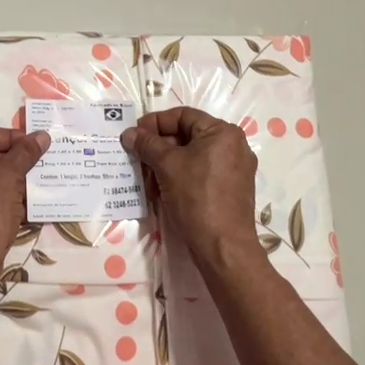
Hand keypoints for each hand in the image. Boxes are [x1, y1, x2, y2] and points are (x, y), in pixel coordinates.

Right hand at [122, 108, 260, 268]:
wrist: (223, 248)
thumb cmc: (196, 198)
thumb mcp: (167, 166)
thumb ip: (147, 144)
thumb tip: (129, 134)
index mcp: (223, 132)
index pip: (182, 115)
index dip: (155, 122)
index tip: (135, 134)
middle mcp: (233, 146)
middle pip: (188, 136)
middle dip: (159, 146)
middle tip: (137, 156)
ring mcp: (235, 170)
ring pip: (192, 156)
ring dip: (166, 163)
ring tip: (146, 177)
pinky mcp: (231, 190)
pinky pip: (201, 173)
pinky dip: (180, 177)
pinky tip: (162, 190)